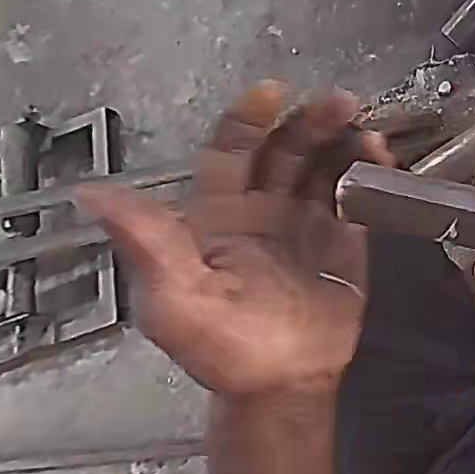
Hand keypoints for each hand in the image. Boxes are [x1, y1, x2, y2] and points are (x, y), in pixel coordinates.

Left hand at [77, 84, 394, 398]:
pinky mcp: (344, 237)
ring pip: (325, 164)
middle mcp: (264, 208)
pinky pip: (356, 194)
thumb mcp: (176, 299)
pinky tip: (381, 161)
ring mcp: (307, 221)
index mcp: (220, 215)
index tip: (273, 91)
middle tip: (341, 104)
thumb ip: (147, 243)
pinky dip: (370, 173)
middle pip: (287, 148)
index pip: (232, 151)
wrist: (288, 382)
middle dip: (311, 121)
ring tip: (366, 133)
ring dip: (344, 141)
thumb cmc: (226, 347)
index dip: (249, 118)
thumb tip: (92, 193)